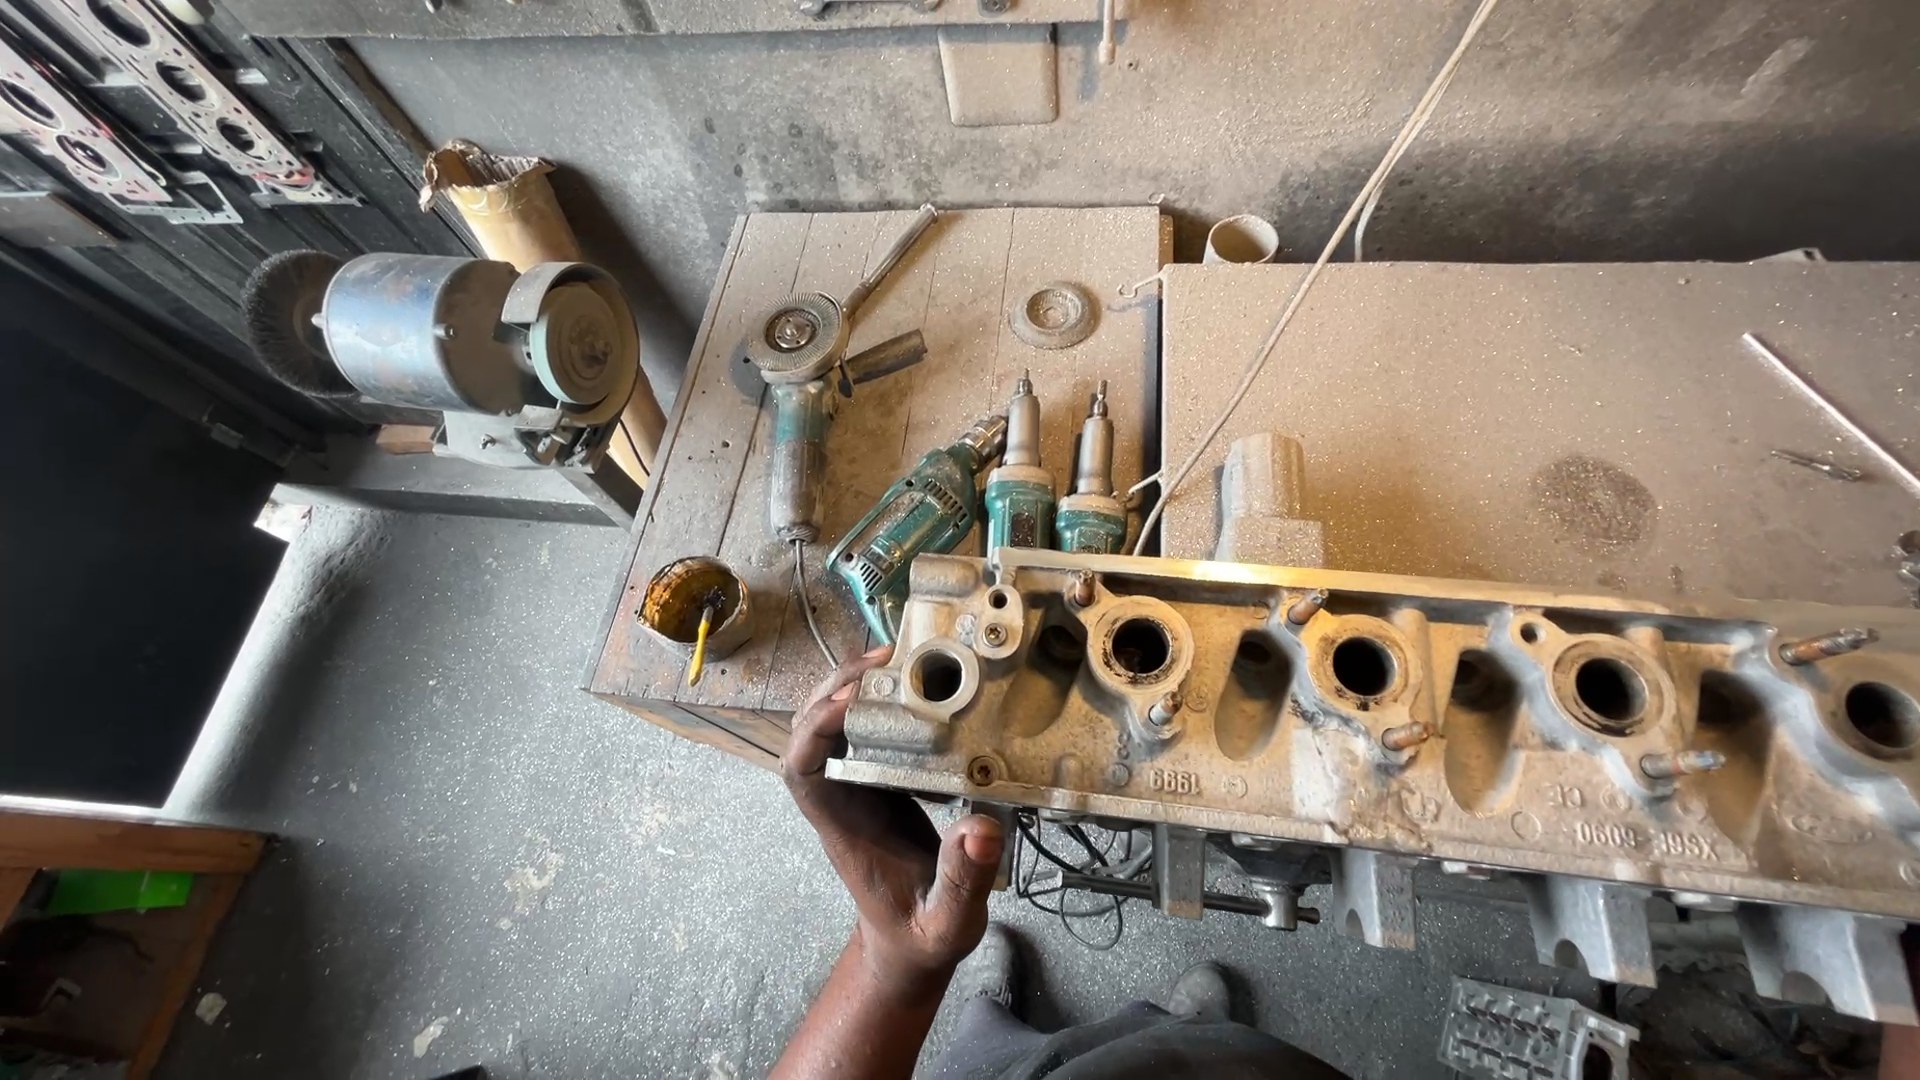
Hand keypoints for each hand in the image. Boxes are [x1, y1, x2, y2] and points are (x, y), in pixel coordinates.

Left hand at [782, 646, 1004, 998]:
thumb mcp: (948, 921)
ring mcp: (856, 784)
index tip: (855, 701)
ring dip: (852, 685)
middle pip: (808, 732)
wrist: (913, 940)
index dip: (814, 730)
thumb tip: (980, 828)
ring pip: (830, 723)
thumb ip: (961, 881)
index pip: (800, 770)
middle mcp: (840, 796)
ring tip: (893, 657)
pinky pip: (862, 728)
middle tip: (885, 660)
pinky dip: (876, 699)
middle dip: (835, 689)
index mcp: (843, 826)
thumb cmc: (921, 932)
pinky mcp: (879, 776)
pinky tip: (907, 681)